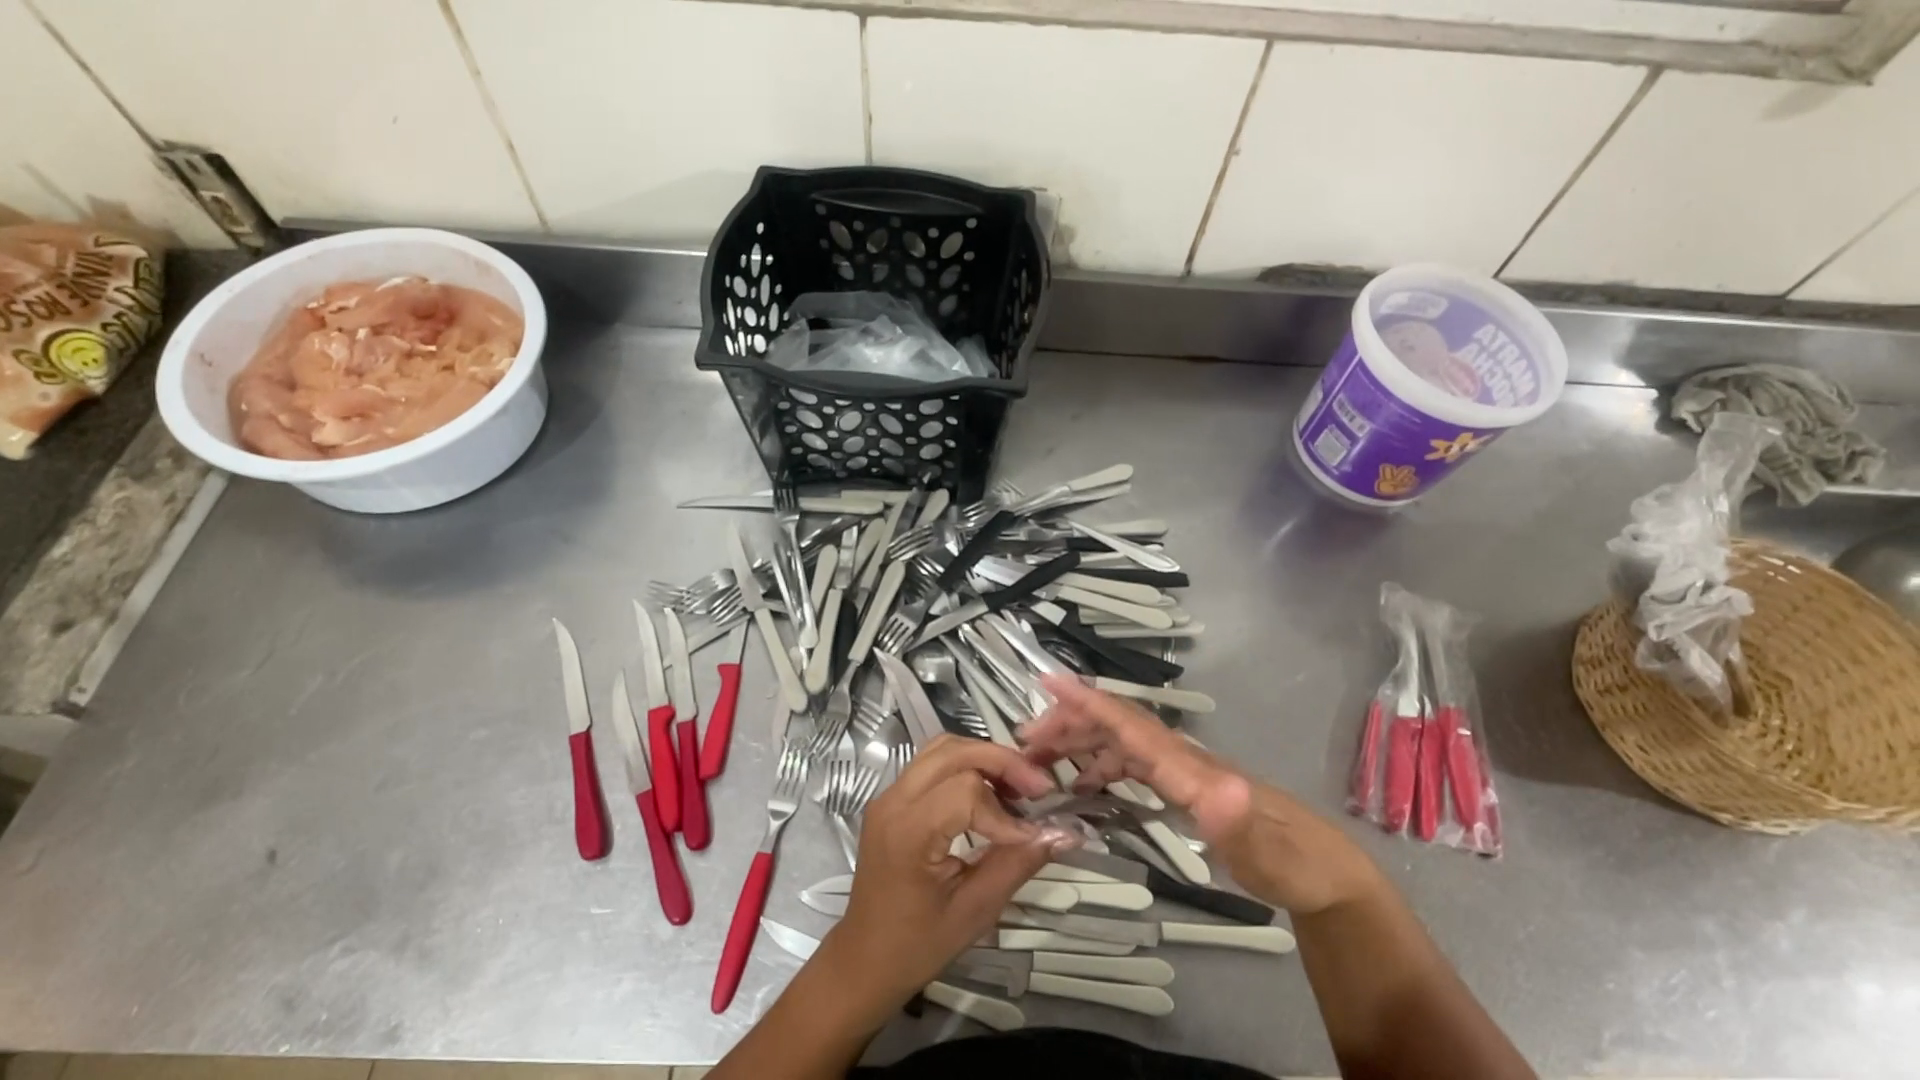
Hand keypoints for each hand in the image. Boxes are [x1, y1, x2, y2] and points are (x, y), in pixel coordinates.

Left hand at [823, 735, 1071, 1002]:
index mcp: (908, 832)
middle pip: (954, 752)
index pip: (966, 791)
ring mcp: (888, 797)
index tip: (1031, 839)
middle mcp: (893, 802)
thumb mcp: (976, 909)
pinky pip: (932, 765)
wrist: (867, 958)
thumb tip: (1065, 833)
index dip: (1005, 811)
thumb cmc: (919, 942)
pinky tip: (991, 796)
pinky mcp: (892, 801)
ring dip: (984, 759)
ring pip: (942, 749)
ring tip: (1017, 789)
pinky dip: (966, 768)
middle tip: (1039, 789)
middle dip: (1002, 762)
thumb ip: (1018, 863)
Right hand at [1023, 676, 1382, 915]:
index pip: (1135, 727)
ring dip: (1081, 743)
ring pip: (1123, 745)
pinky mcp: (1188, 791)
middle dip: (1072, 724)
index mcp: (1194, 770)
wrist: (1326, 876)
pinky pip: (1133, 766)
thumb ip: (1240, 824)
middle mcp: (1186, 762)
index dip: (1092, 704)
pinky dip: (1101, 766)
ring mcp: (1187, 774)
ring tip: (1041, 757)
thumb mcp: (1268, 853)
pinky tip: (1083, 782)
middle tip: (1026, 738)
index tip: (1050, 682)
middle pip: (1121, 729)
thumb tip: (1216, 792)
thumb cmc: (1296, 866)